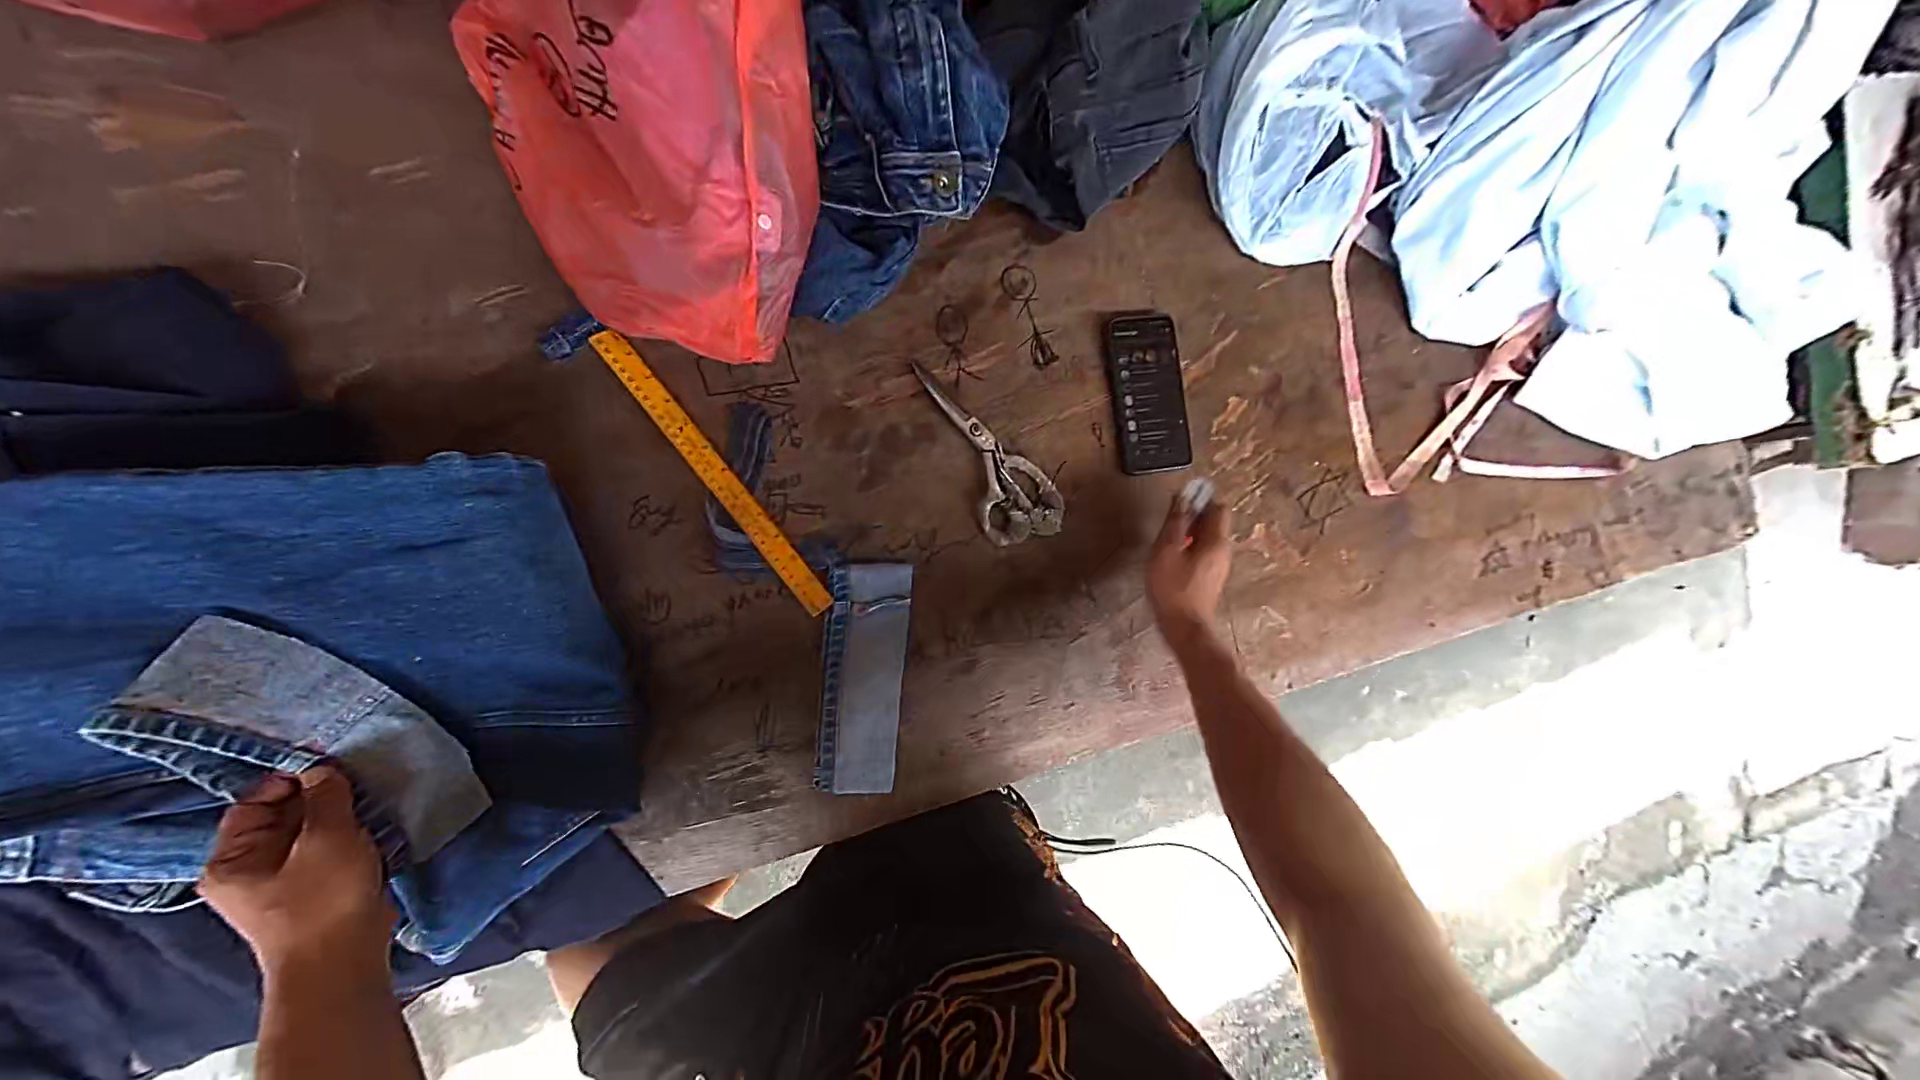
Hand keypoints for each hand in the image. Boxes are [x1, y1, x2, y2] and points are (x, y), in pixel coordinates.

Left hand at [199, 766, 392, 977]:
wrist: (341, 956)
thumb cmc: (323, 896)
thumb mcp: (327, 837)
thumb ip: (325, 797)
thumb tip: (322, 769)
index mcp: (233, 859)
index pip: (254, 802)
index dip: (290, 779)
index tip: (332, 766)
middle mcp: (251, 866)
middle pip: (285, 814)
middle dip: (322, 794)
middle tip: (361, 778)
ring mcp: (285, 877)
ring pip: (312, 829)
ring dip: (342, 812)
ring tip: (373, 798)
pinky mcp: (317, 884)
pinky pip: (330, 845)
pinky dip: (351, 830)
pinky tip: (376, 821)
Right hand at [1147, 492, 1231, 647]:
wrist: (1184, 627)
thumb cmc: (1172, 588)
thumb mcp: (1166, 550)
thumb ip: (1175, 522)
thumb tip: (1182, 498)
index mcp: (1216, 541)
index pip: (1218, 508)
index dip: (1200, 501)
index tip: (1180, 504)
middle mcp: (1223, 551)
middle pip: (1214, 523)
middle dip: (1193, 518)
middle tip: (1169, 524)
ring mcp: (1219, 567)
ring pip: (1208, 539)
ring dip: (1190, 535)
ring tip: (1167, 543)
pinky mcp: (1211, 579)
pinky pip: (1204, 554)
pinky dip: (1190, 550)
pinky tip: (1172, 561)